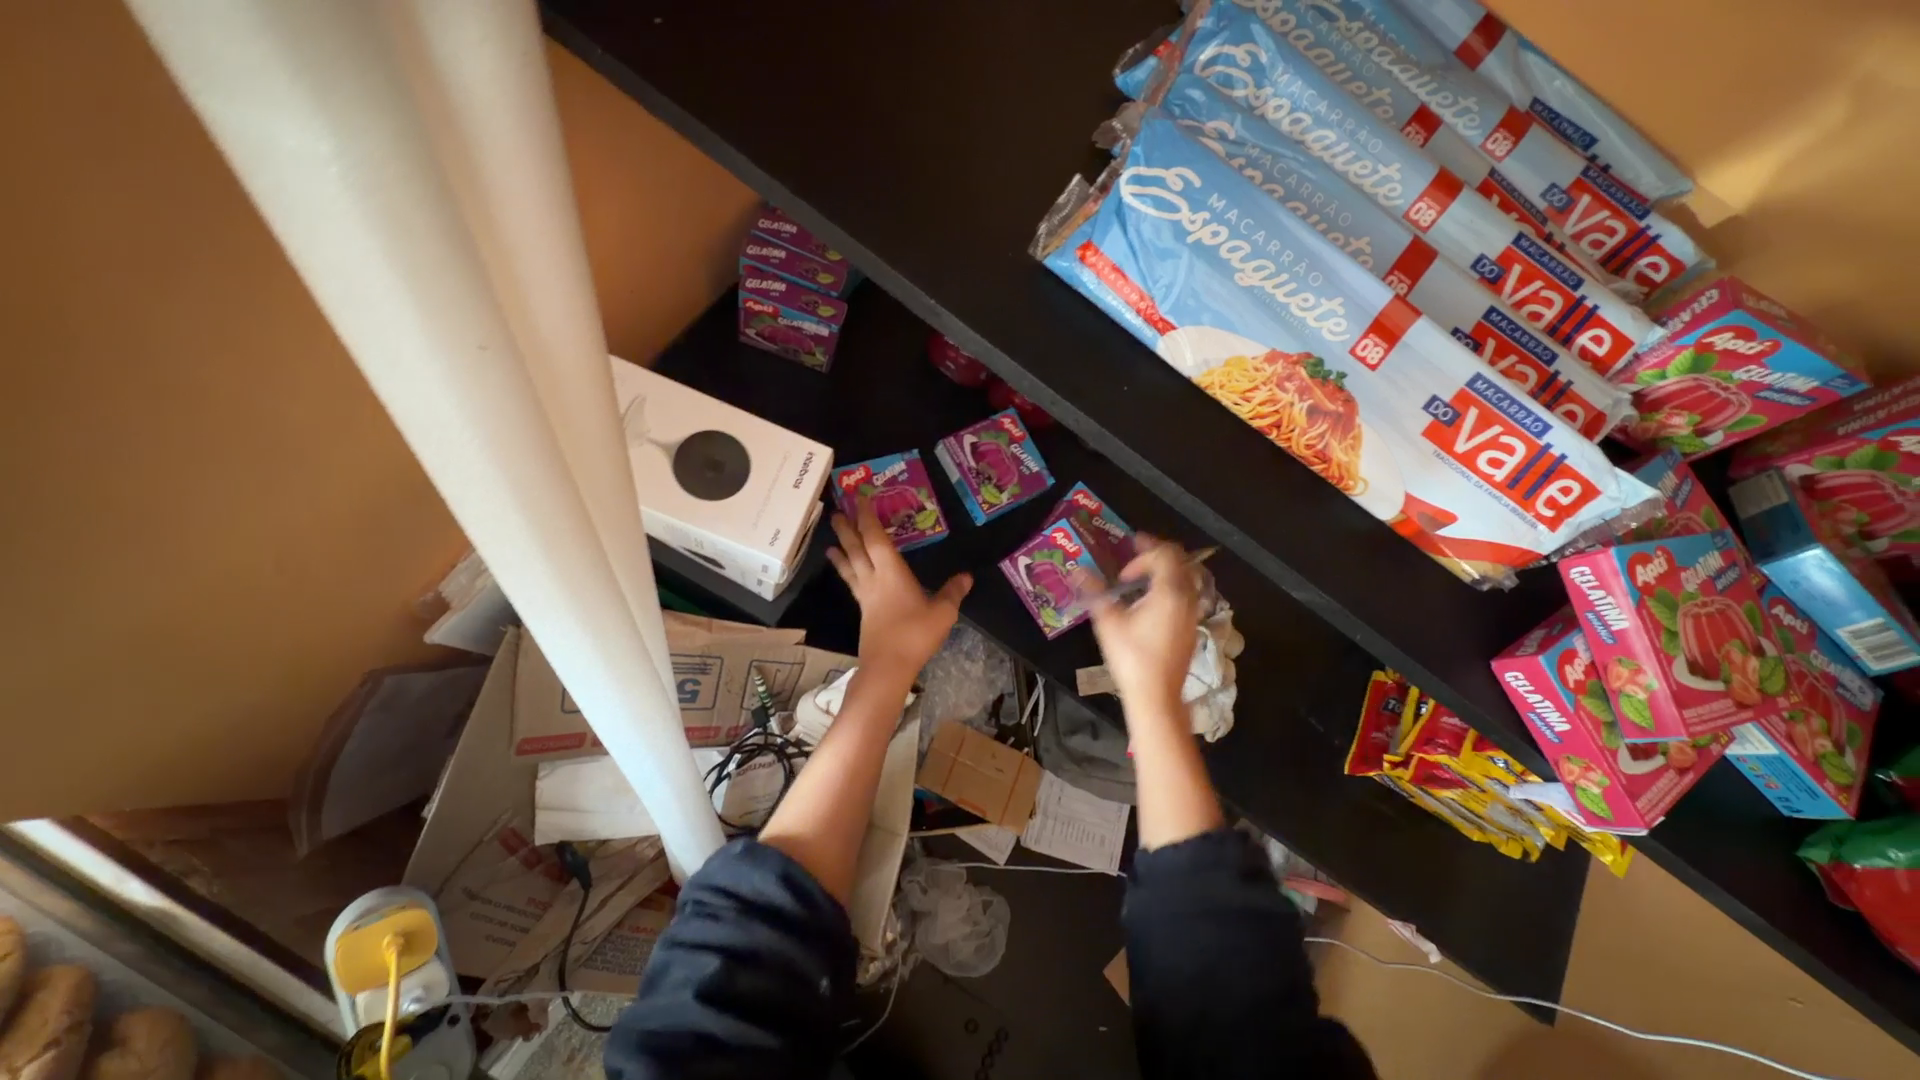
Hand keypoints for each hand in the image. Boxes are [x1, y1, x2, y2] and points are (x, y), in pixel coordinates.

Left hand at [826, 500, 971, 677]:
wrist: (888, 667)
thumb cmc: (915, 635)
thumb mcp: (942, 612)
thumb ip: (952, 592)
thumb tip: (966, 576)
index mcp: (891, 572)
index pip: (875, 537)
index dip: (867, 516)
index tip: (861, 498)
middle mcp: (873, 580)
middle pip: (856, 549)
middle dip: (848, 529)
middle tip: (838, 512)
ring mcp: (866, 597)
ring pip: (850, 567)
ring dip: (841, 552)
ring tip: (831, 543)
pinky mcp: (864, 613)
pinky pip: (852, 585)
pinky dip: (847, 574)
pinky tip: (849, 576)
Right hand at [1085, 536, 1199, 716]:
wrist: (1156, 696)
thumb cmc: (1131, 658)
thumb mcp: (1108, 622)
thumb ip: (1095, 592)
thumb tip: (1078, 571)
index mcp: (1169, 592)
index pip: (1164, 555)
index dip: (1142, 554)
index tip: (1123, 573)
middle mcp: (1187, 598)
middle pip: (1180, 561)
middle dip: (1157, 553)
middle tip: (1136, 552)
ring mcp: (1193, 614)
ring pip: (1187, 578)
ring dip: (1166, 570)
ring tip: (1144, 575)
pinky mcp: (1191, 628)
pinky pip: (1187, 595)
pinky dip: (1172, 587)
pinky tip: (1152, 601)